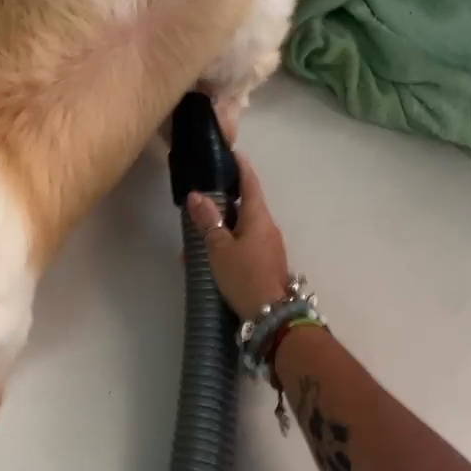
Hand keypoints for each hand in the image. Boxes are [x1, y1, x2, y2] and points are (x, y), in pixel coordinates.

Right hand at [186, 155, 291, 315]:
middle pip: (245, 204)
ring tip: (196, 237)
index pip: (250, 182)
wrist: (273, 318)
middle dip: (223, 200)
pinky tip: (209, 258)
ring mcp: (270, 246)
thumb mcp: (220, 248)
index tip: (229, 152)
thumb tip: (197, 195)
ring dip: (221, 227)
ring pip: (242, 227)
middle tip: (200, 197)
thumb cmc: (245, 276)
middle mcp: (268, 227)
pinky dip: (227, 244)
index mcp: (259, 216)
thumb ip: (208, 221)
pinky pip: (244, 244)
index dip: (240, 166)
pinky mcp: (267, 264)